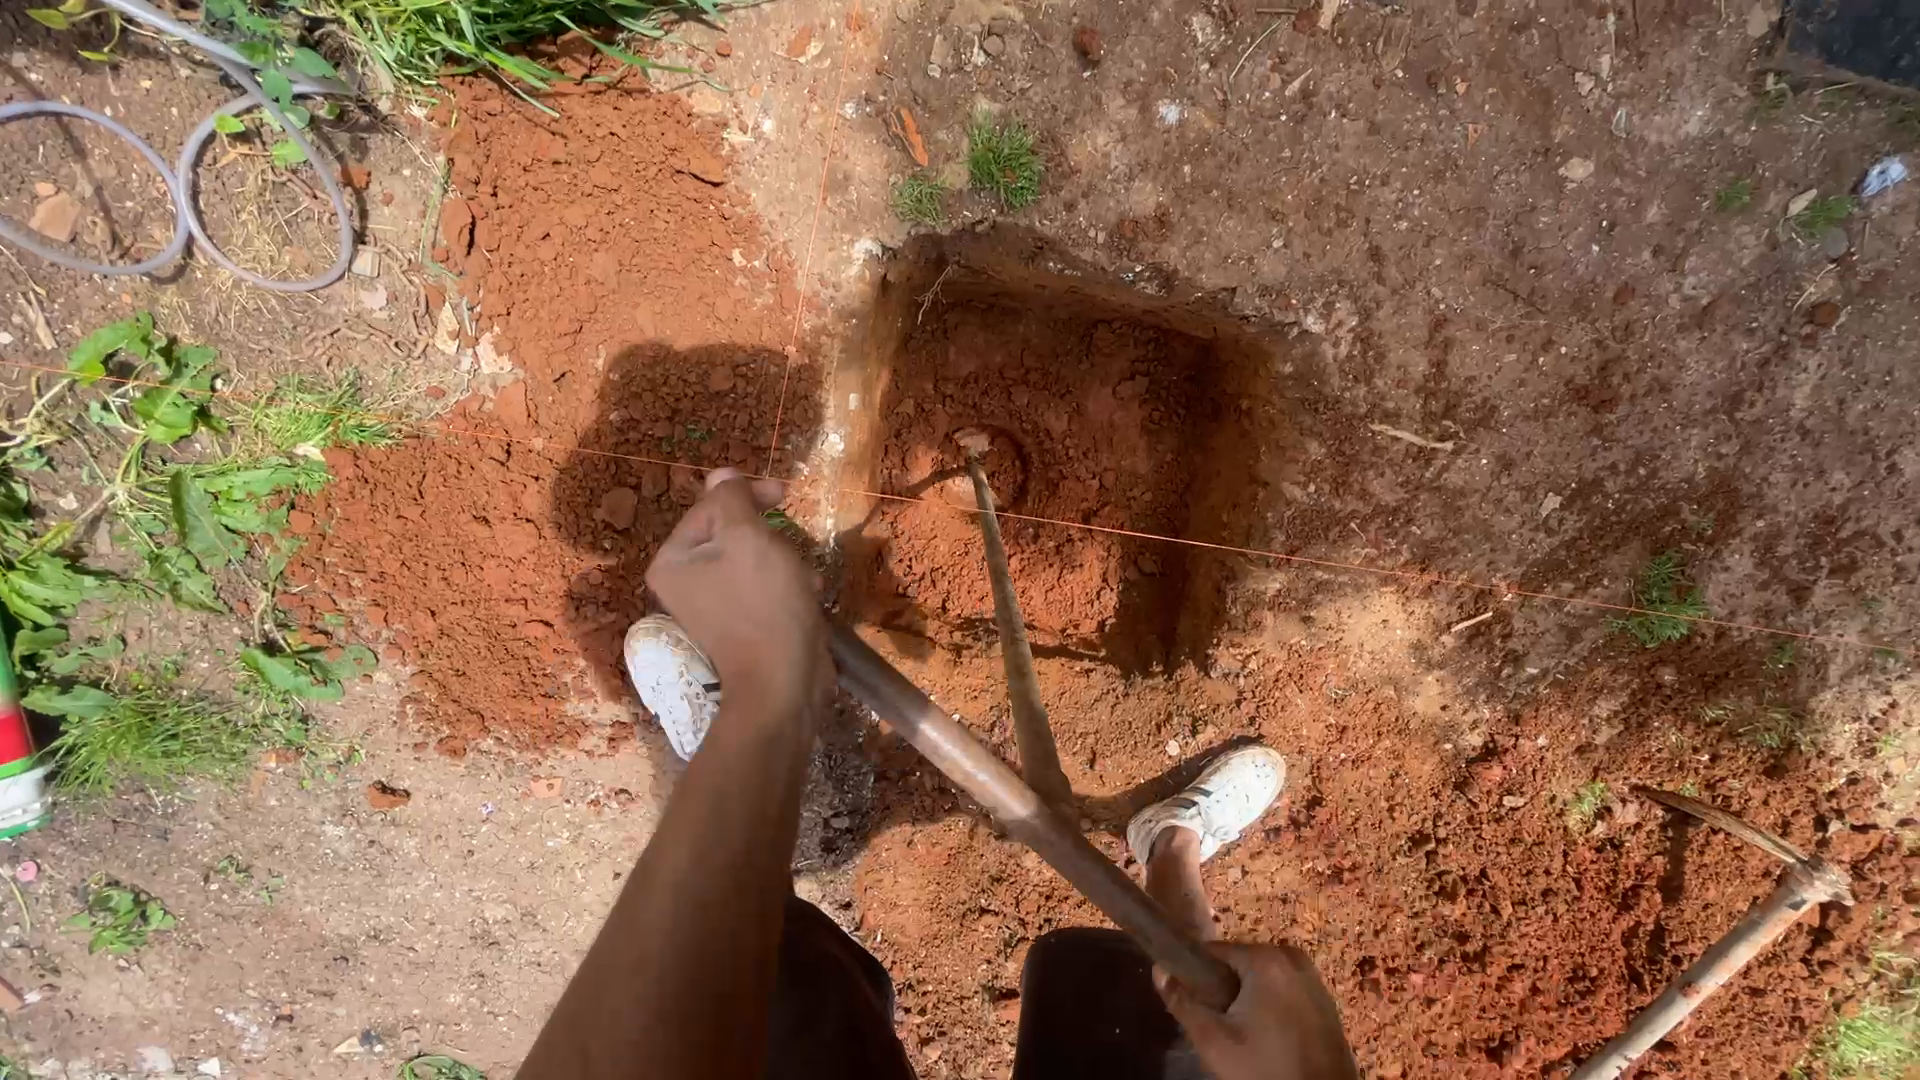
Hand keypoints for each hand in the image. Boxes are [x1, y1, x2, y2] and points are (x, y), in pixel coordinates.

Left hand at [645, 469, 826, 713]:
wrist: (782, 680)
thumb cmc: (764, 602)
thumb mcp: (749, 537)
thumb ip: (733, 499)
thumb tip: (722, 474)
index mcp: (673, 559)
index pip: (711, 506)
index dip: (750, 495)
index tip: (786, 494)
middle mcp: (684, 582)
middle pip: (731, 532)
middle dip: (770, 534)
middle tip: (795, 543)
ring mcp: (712, 605)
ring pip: (752, 558)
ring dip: (784, 559)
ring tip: (803, 575)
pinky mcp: (740, 622)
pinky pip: (761, 586)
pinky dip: (785, 584)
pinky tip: (806, 593)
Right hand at [1159, 944, 1358, 1079]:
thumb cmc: (1266, 1073)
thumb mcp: (1214, 1042)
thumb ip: (1182, 1002)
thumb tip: (1159, 970)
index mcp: (1265, 958)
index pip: (1213, 951)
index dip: (1198, 977)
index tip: (1199, 1007)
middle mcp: (1291, 956)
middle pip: (1238, 963)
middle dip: (1225, 988)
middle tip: (1223, 1027)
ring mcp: (1312, 976)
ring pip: (1260, 977)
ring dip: (1249, 998)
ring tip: (1247, 1036)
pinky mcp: (1325, 998)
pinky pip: (1283, 989)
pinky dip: (1272, 1005)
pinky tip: (1270, 1038)